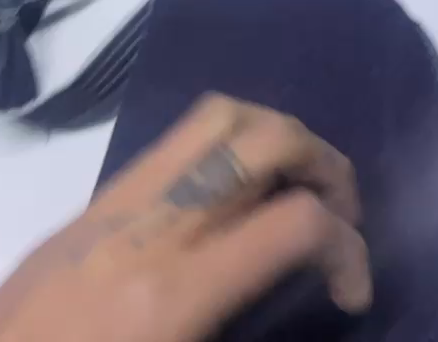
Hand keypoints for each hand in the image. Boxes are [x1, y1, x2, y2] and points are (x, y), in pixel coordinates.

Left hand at [0, 94, 370, 341]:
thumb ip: (242, 323)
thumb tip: (296, 290)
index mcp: (168, 296)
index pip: (294, 224)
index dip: (349, 249)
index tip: (354, 289)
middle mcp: (146, 229)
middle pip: (266, 140)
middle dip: (327, 164)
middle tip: (340, 212)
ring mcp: (109, 210)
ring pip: (218, 117)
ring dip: (278, 136)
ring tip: (295, 182)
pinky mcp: (83, 212)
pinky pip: (173, 145)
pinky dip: (227, 147)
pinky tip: (231, 196)